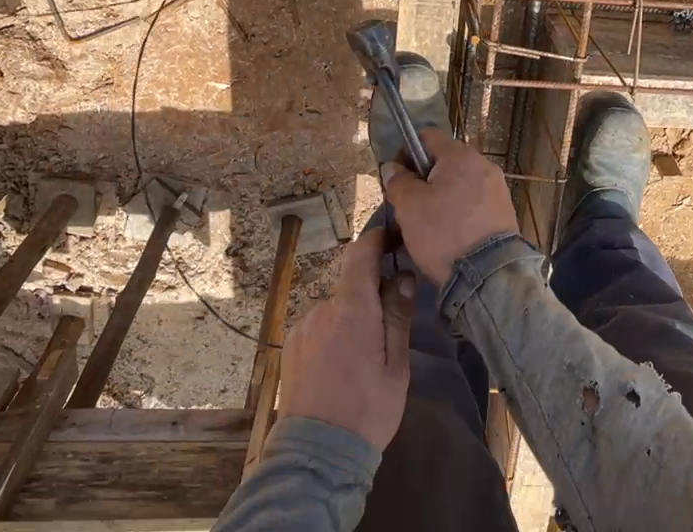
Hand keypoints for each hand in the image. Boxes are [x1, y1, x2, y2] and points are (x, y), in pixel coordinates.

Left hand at [277, 225, 415, 451]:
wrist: (317, 456)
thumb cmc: (367, 410)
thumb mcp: (395, 366)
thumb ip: (397, 315)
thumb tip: (401, 276)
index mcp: (351, 311)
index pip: (360, 254)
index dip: (376, 239)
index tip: (393, 236)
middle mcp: (321, 310)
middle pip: (351, 286)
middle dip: (372, 297)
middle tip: (390, 330)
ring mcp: (302, 328)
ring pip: (336, 308)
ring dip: (352, 319)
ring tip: (365, 359)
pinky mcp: (291, 345)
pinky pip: (320, 326)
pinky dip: (335, 334)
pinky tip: (342, 367)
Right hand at [381, 129, 519, 285]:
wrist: (489, 275)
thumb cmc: (443, 233)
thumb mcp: (409, 206)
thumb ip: (398, 181)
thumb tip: (394, 167)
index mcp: (460, 155)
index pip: (427, 136)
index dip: (406, 151)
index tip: (396, 177)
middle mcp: (483, 165)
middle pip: (445, 161)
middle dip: (424, 178)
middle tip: (409, 205)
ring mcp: (497, 189)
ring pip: (460, 183)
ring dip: (442, 196)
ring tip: (429, 224)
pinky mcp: (505, 212)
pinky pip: (474, 202)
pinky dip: (460, 211)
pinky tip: (450, 234)